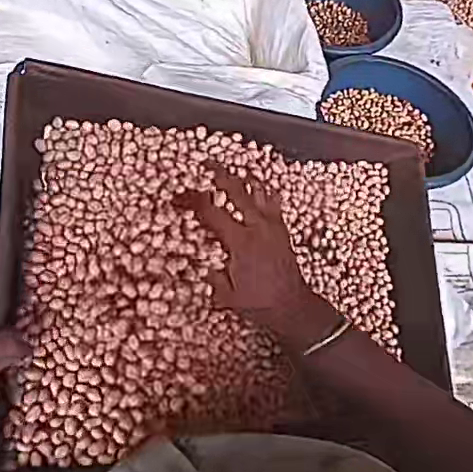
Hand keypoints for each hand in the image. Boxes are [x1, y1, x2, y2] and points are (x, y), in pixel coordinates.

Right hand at [177, 169, 340, 350]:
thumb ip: (210, 274)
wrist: (292, 306)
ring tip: (231, 171)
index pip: (211, 212)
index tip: (179, 196)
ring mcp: (273, 226)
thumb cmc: (259, 303)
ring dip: (242, 179)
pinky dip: (262, 192)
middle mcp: (258, 228)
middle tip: (206, 164)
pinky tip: (257, 189)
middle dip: (218, 174)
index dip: (192, 200)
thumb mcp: (225, 294)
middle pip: (236, 190)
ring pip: (257, 192)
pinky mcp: (282, 230)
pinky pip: (272, 202)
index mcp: (240, 242)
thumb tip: (196, 260)